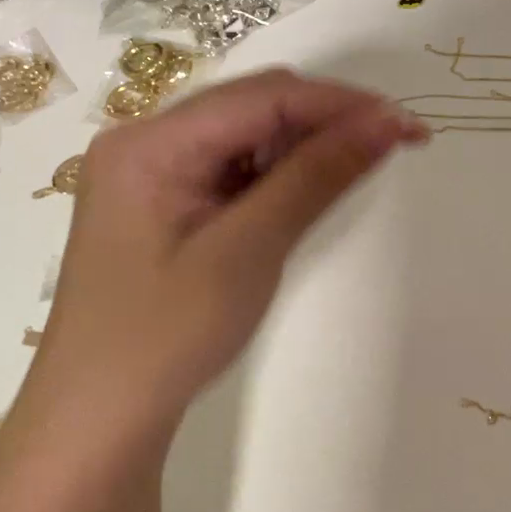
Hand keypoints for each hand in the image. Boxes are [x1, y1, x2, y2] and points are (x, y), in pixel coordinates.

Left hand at [31, 70, 428, 425]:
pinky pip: (244, 159)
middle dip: (333, 118)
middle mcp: (149, 140)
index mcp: (151, 144)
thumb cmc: (167, 332)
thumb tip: (390, 122)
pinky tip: (317, 188)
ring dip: (315, 141)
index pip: (268, 97)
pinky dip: (290, 166)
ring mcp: (157, 168)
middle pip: (261, 102)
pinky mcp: (172, 195)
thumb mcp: (251, 247)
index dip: (345, 105)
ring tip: (364, 166)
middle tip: (396, 146)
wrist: (101, 414)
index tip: (409, 127)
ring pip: (257, 128)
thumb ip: (320, 175)